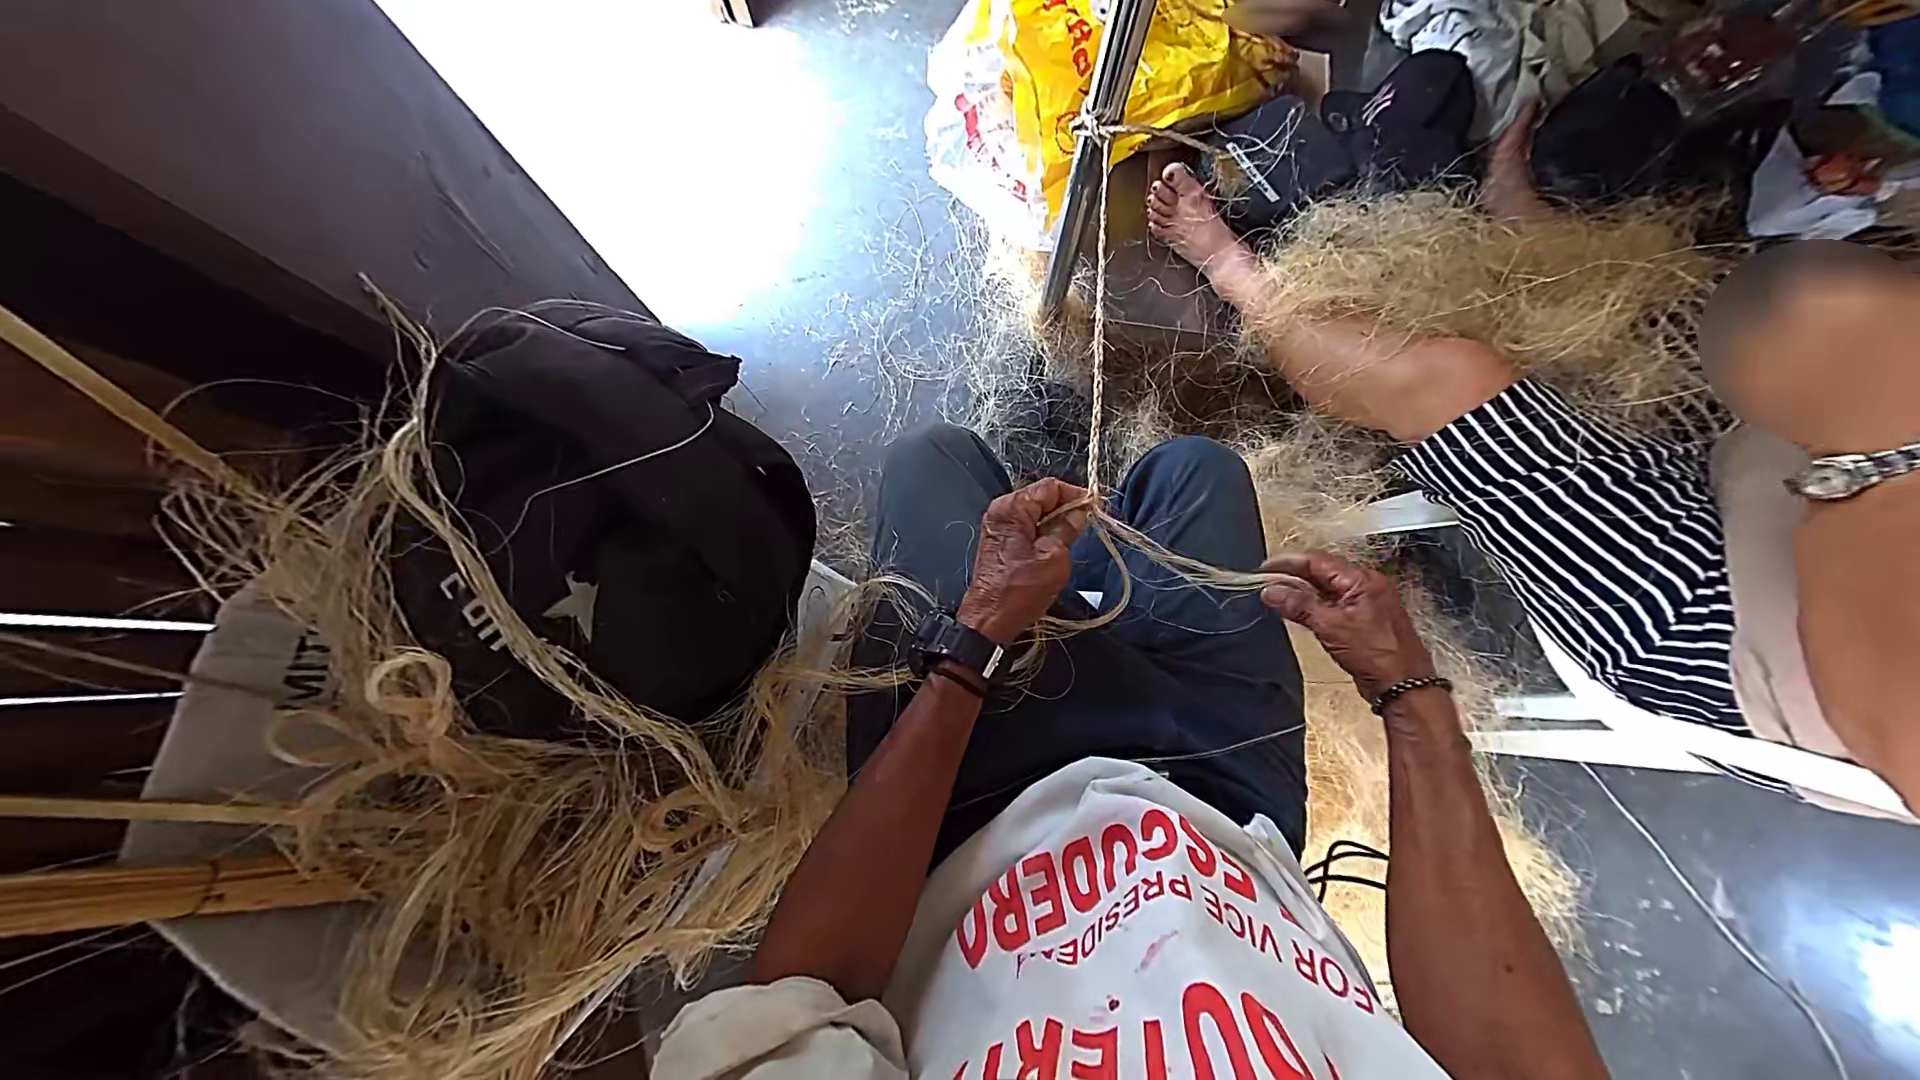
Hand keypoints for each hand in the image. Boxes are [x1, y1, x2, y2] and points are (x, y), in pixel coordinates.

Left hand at [956, 478, 1091, 644]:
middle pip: (1042, 497)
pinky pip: (1027, 526)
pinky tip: (1057, 546)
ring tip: (1075, 536)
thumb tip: (1080, 513)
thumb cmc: (1018, 591)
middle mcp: (1001, 511)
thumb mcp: (1054, 557)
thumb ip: (1067, 528)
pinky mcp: (1000, 541)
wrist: (991, 618)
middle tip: (1087, 523)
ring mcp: (998, 526)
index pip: (1050, 486)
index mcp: (1012, 508)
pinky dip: (1044, 531)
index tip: (1095, 507)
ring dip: (1056, 521)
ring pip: (1036, 512)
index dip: (1076, 494)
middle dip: (1066, 508)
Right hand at [1259, 552, 1435, 700]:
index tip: (1263, 569)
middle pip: (1320, 572)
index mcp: (1362, 581)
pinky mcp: (1362, 620)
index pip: (1316, 562)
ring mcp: (1365, 604)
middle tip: (1264, 582)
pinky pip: (1331, 604)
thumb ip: (1298, 605)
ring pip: (1324, 589)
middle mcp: (1366, 587)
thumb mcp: (1330, 626)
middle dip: (1291, 576)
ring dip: (1299, 591)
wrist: (1403, 686)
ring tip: (1275, 595)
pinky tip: (1296, 611)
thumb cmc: (1378, 655)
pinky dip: (1311, 605)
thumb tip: (1271, 591)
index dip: (1287, 563)